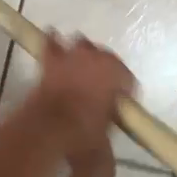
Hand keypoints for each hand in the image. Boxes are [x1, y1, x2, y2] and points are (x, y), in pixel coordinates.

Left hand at [28, 33, 135, 150]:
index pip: (128, 79)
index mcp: (115, 73)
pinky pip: (53, 43)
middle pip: (107, 59)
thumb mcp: (105, 134)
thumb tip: (110, 123)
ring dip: (83, 55)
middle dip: (106, 71)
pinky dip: (54, 43)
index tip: (121, 104)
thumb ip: (111, 121)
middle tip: (103, 89)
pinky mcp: (52, 58)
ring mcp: (73, 54)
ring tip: (81, 66)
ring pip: (82, 46)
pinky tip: (54, 41)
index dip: (125, 92)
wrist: (49, 126)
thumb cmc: (82, 132)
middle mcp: (97, 57)